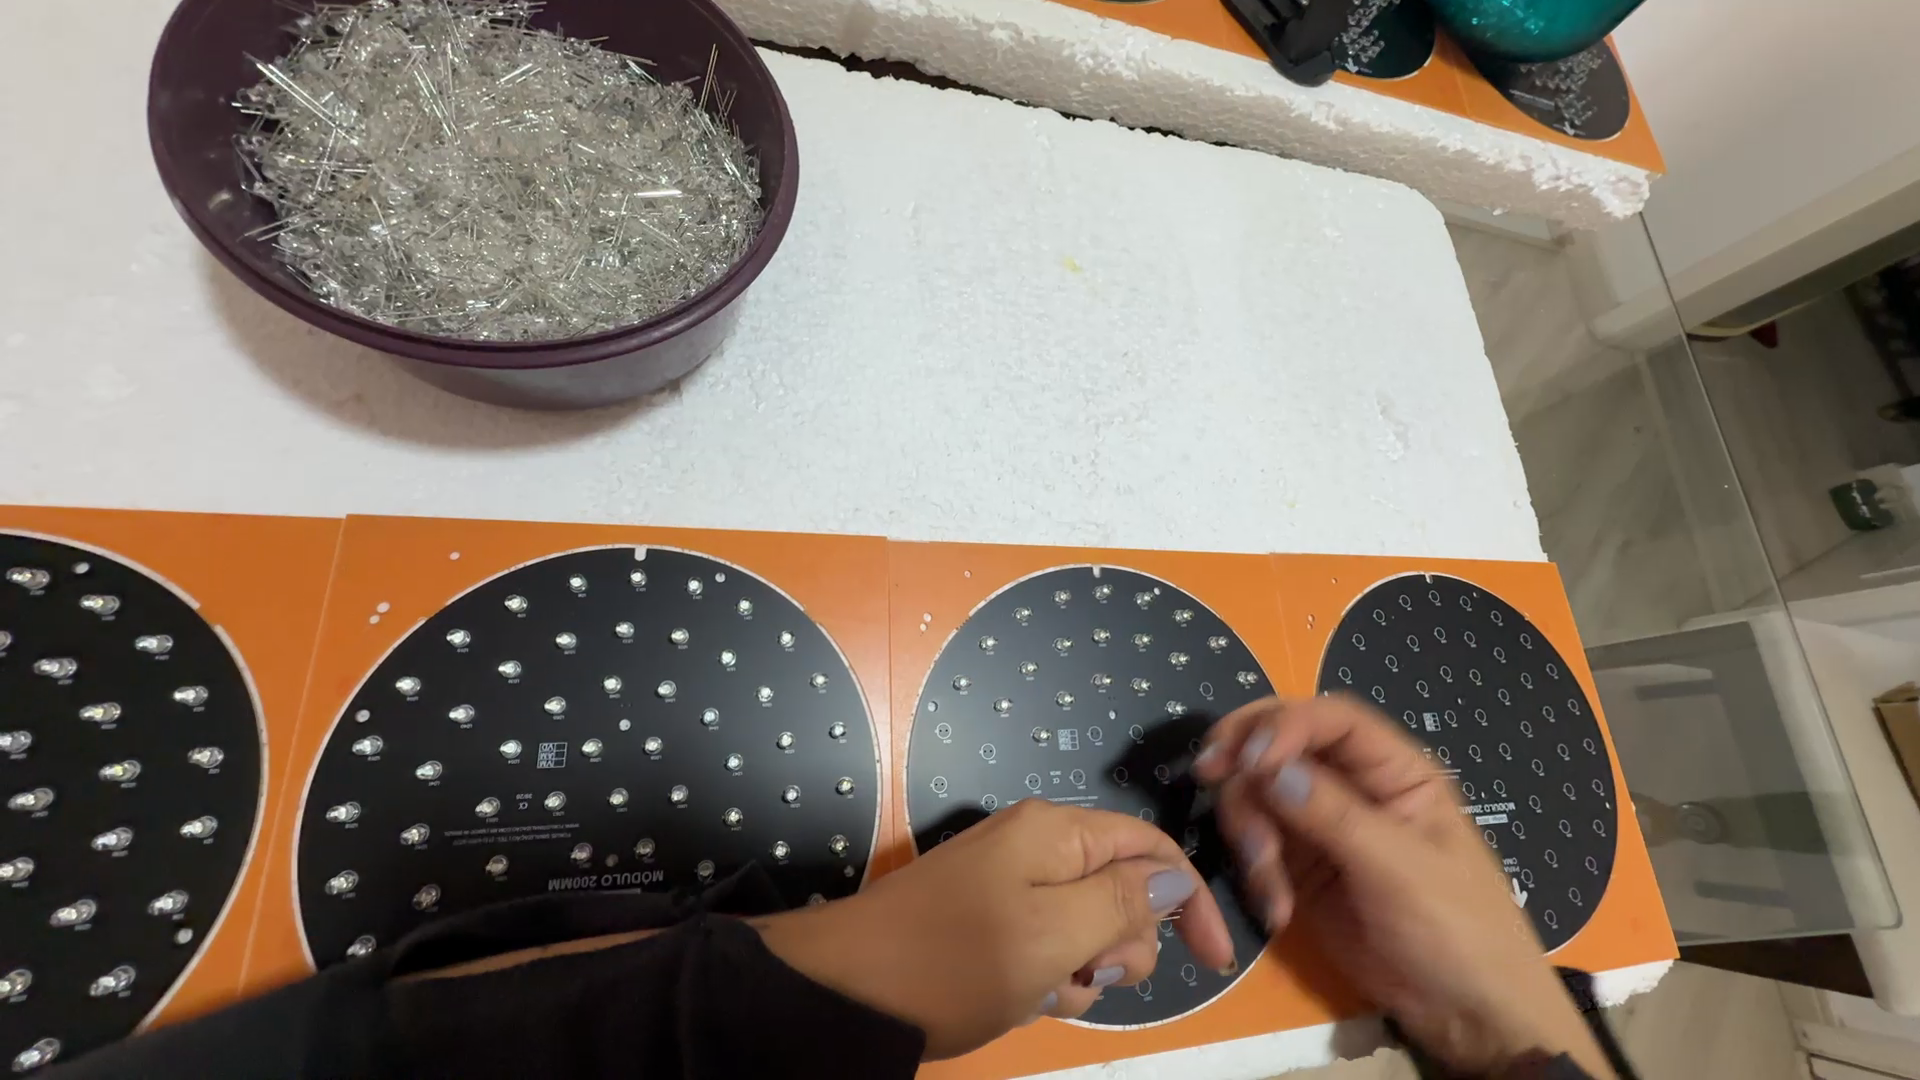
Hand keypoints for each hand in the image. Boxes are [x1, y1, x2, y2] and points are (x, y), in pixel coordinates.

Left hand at [753, 798, 1234, 1058]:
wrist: (850, 987)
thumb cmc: (957, 959)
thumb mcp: (1053, 935)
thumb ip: (1120, 902)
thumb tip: (1171, 878)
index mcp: (1056, 831)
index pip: (1150, 847)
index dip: (1190, 899)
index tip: (1215, 964)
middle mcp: (1037, 842)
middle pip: (1120, 884)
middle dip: (1126, 940)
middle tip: (1094, 981)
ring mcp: (1009, 876)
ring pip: (1086, 920)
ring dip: (1087, 965)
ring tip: (1051, 993)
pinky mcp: (990, 911)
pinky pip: (1047, 937)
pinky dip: (1053, 972)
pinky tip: (1029, 998)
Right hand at [1193, 695, 1614, 1079]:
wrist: (1465, 1019)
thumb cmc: (1458, 933)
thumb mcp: (1402, 870)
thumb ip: (1333, 814)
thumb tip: (1266, 767)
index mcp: (1392, 770)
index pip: (1330, 719)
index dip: (1285, 725)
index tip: (1249, 759)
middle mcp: (1349, 783)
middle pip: (1279, 742)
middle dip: (1242, 757)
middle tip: (1207, 775)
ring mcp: (1317, 820)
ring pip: (1257, 790)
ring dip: (1249, 829)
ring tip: (1266, 880)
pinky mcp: (1296, 859)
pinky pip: (1255, 839)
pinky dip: (1254, 868)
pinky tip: (1276, 909)